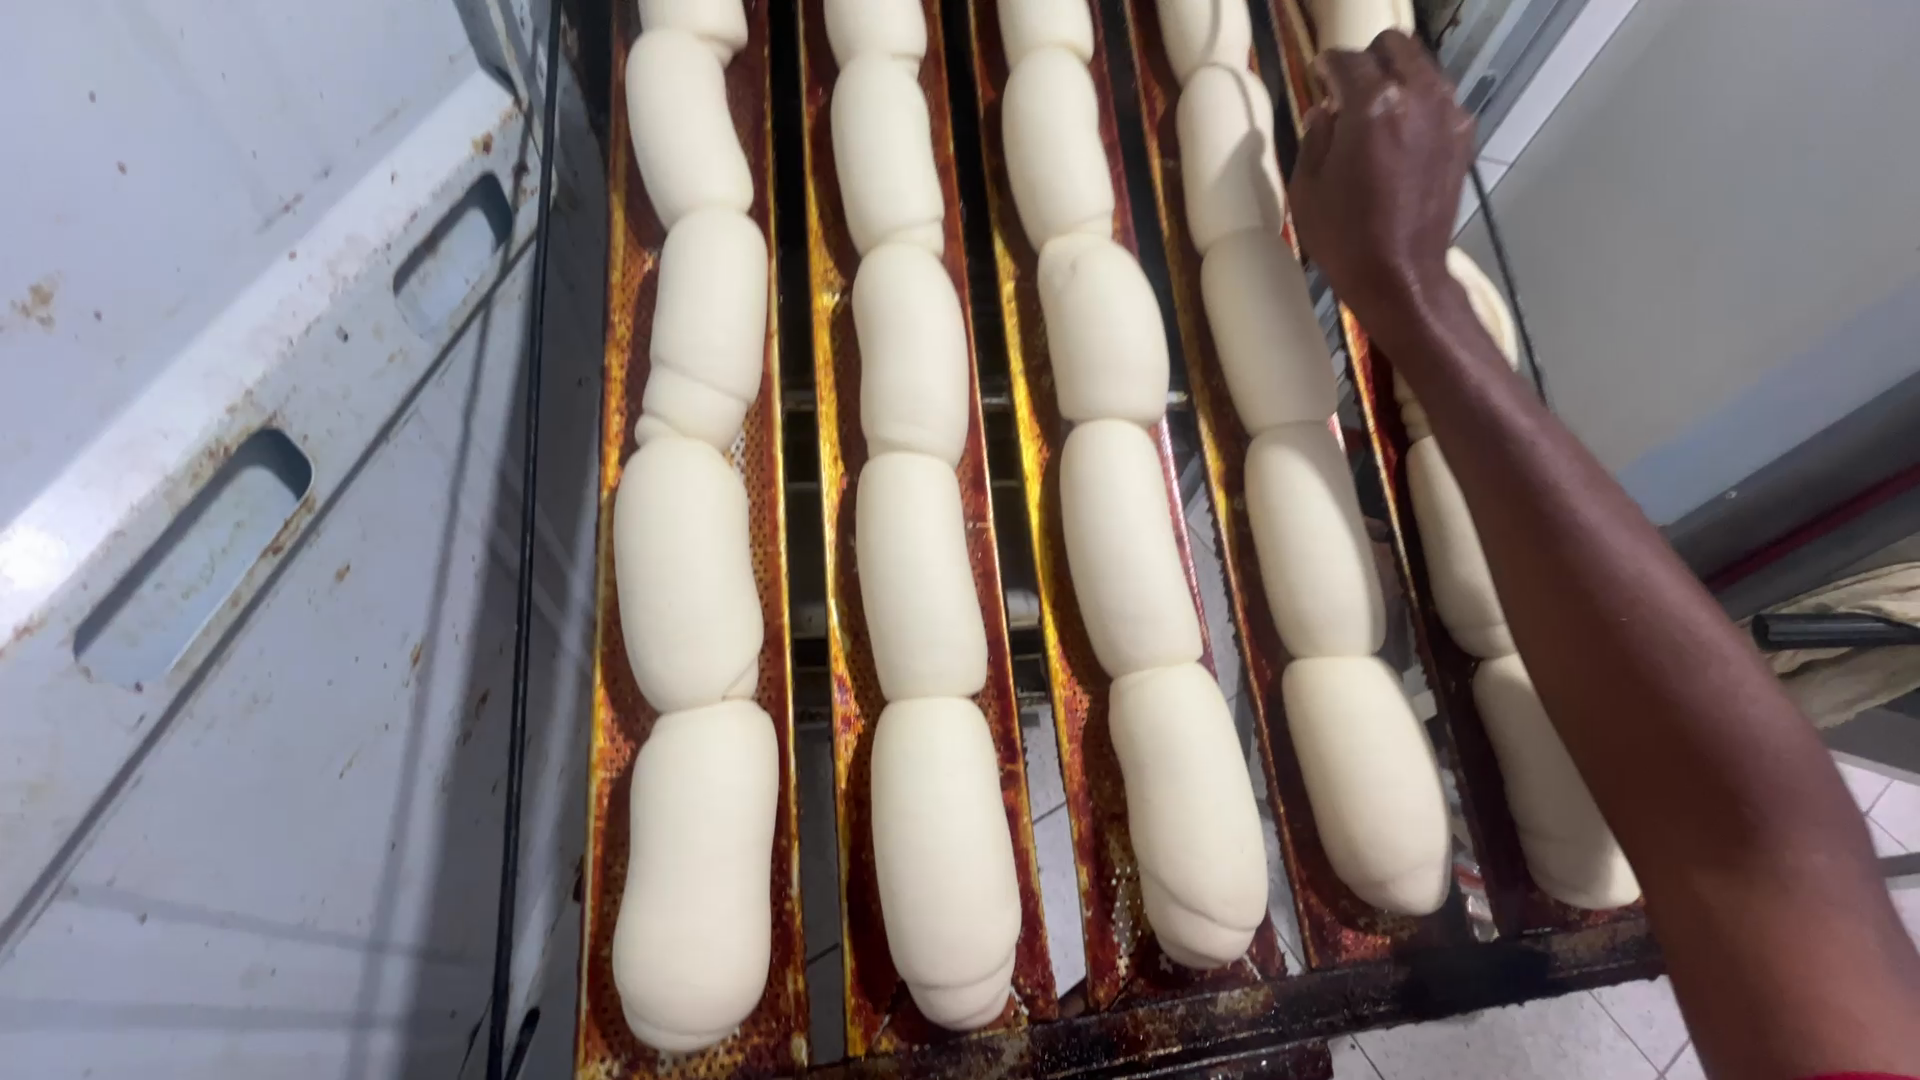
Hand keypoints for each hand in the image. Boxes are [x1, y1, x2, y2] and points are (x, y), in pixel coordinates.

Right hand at [1289, 32, 1475, 331]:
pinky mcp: (1462, 135)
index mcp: (1372, 106)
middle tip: (1346, 89)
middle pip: (1394, 47)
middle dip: (1367, 61)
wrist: (1399, 274)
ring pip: (1422, 66)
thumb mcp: (1307, 189)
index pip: (1346, 60)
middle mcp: (1417, 95)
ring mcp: (1447, 113)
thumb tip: (1324, 111)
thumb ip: (1315, 137)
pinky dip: (1416, 103)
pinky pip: (1438, 98)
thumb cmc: (1344, 238)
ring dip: (1395, 78)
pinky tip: (1397, 134)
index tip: (1316, 75)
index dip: (1325, 65)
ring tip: (1373, 112)